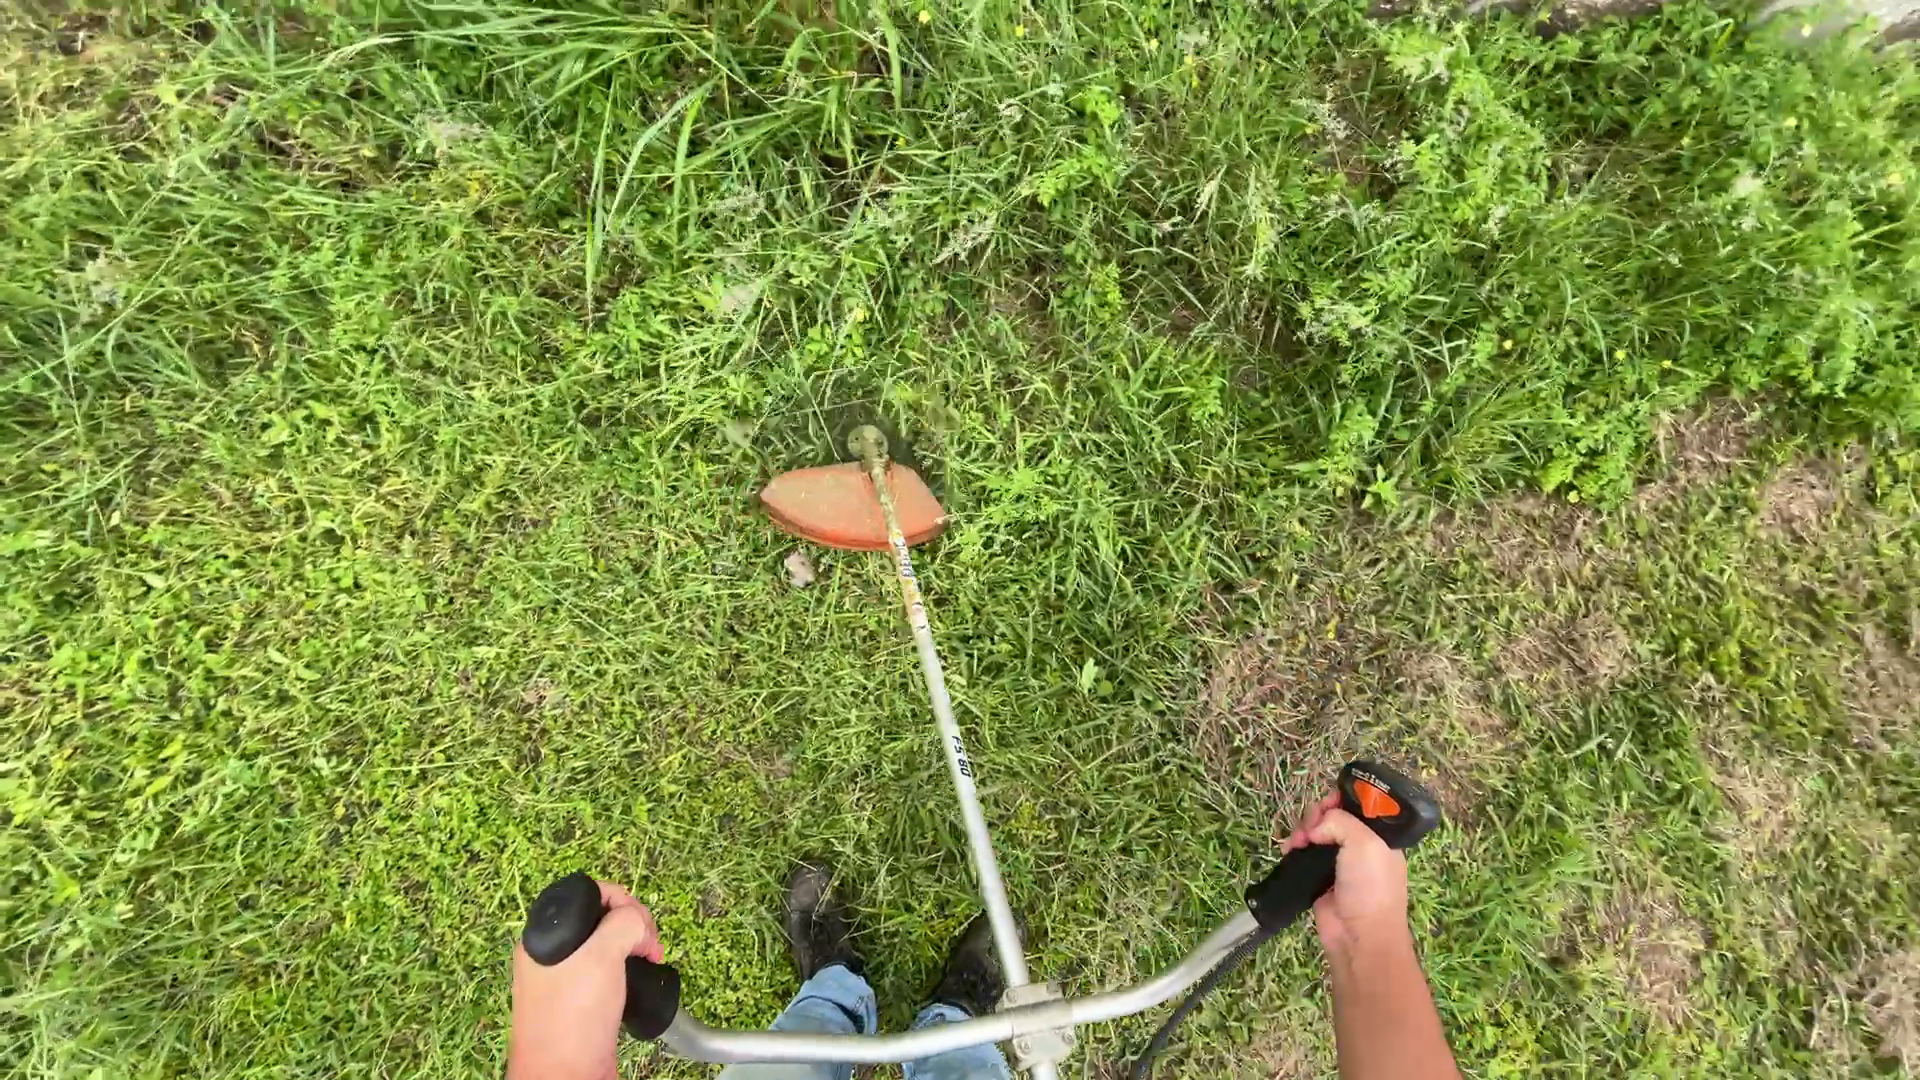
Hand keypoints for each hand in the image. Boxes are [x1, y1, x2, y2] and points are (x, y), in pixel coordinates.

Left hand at [507, 880, 664, 1079]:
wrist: (567, 1079)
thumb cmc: (577, 1014)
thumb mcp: (603, 954)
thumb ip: (625, 922)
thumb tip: (638, 924)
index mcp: (545, 935)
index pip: (591, 894)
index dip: (623, 901)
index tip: (641, 924)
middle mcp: (552, 952)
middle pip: (603, 916)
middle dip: (634, 923)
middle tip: (650, 945)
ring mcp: (565, 977)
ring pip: (610, 941)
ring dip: (637, 943)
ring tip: (652, 959)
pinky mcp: (580, 999)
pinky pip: (610, 967)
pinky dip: (630, 965)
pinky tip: (641, 975)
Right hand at [1282, 792, 1411, 959]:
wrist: (1359, 936)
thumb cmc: (1370, 888)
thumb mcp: (1365, 843)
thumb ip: (1338, 821)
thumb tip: (1313, 829)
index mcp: (1379, 838)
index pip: (1357, 806)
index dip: (1340, 799)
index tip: (1327, 803)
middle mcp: (1358, 846)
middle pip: (1331, 815)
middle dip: (1316, 815)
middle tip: (1311, 828)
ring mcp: (1337, 860)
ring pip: (1313, 830)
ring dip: (1302, 830)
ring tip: (1297, 843)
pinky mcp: (1317, 874)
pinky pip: (1302, 849)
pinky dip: (1293, 845)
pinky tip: (1289, 849)